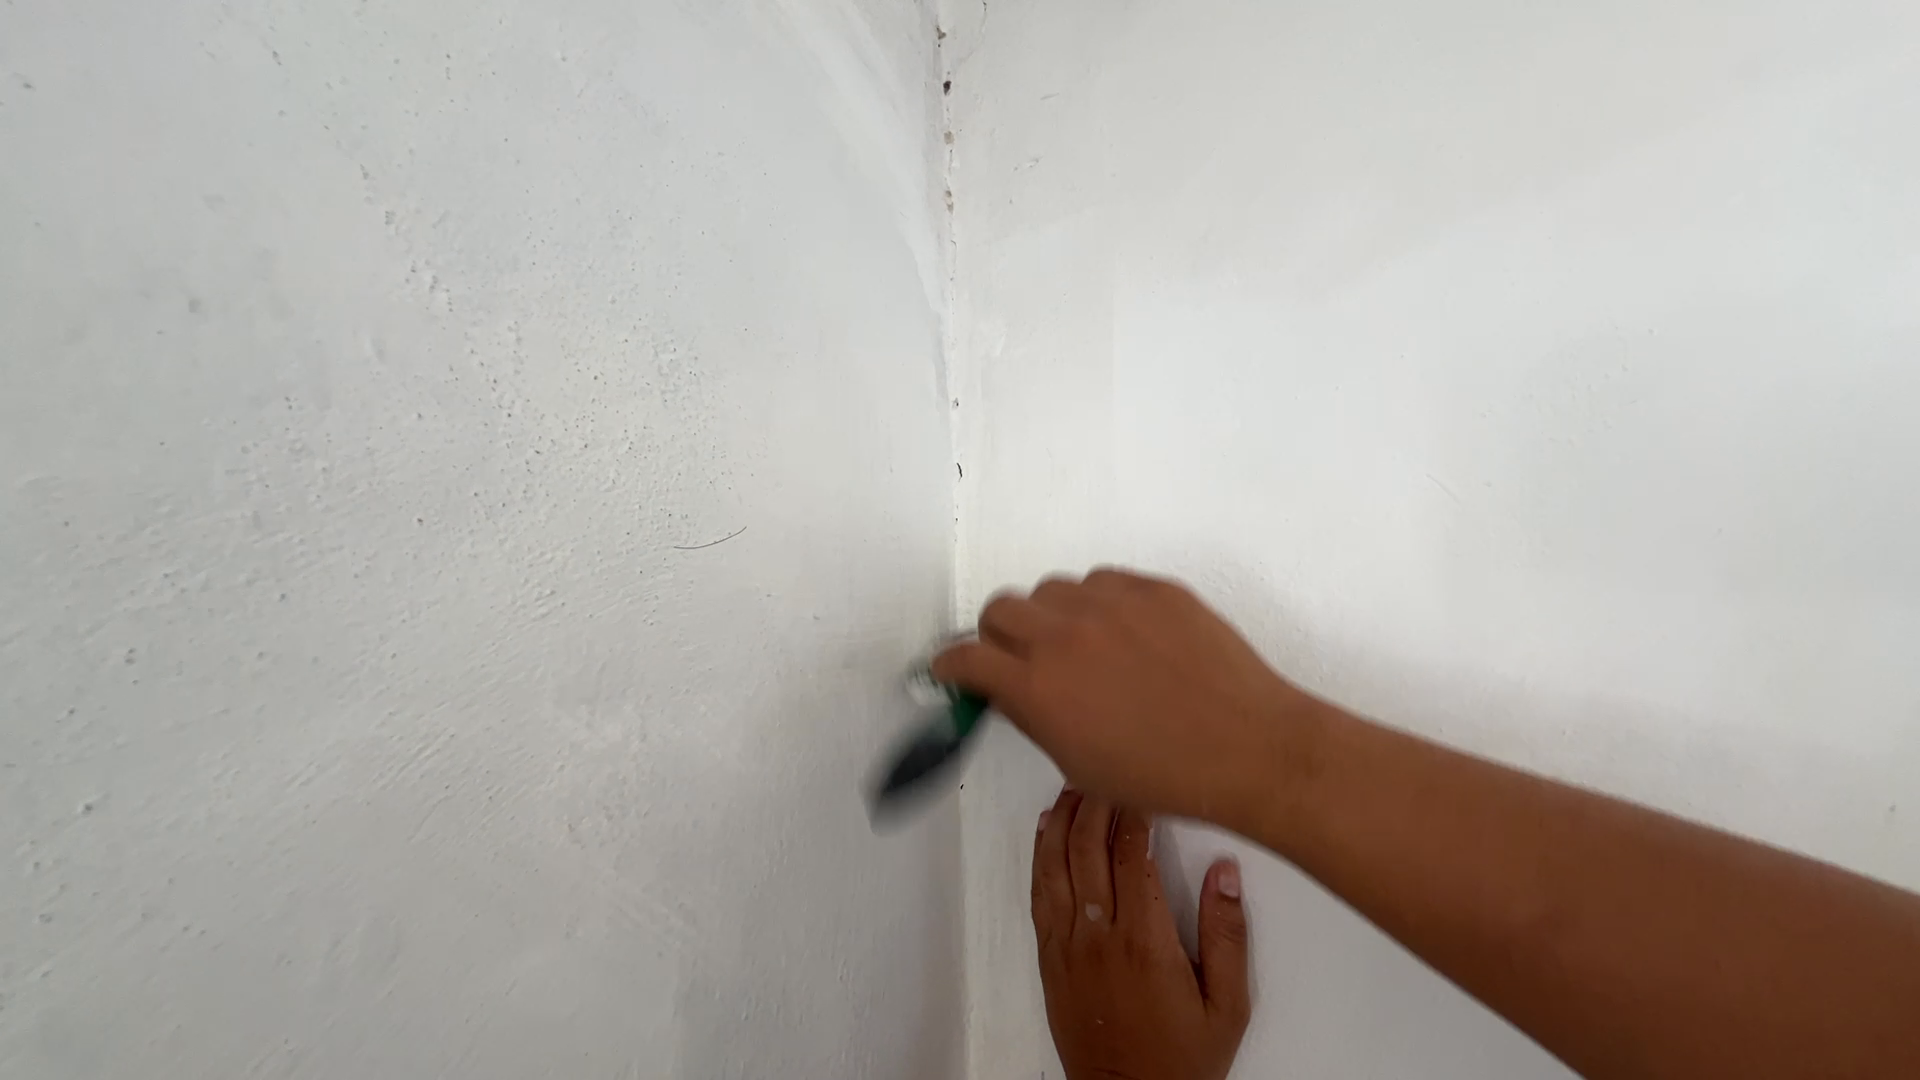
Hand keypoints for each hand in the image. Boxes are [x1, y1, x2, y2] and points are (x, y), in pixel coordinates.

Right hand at [933, 568, 1314, 825]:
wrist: (1248, 747)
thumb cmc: (1160, 775)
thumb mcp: (1077, 763)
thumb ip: (1031, 715)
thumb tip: (1007, 687)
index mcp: (1037, 688)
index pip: (966, 657)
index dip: (950, 664)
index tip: (951, 669)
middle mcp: (1062, 635)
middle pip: (998, 608)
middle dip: (997, 635)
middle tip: (1019, 657)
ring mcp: (1108, 603)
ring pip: (1051, 590)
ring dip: (1050, 617)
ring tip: (1083, 645)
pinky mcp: (1150, 586)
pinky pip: (1102, 581)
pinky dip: (1099, 604)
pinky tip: (1126, 634)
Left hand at [1033, 789, 1249, 1079]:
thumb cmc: (1182, 1057)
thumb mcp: (1228, 1006)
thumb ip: (1228, 935)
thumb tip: (1225, 871)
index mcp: (1144, 940)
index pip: (1131, 854)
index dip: (1133, 811)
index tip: (1141, 783)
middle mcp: (1098, 932)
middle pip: (1088, 847)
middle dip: (1094, 802)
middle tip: (1104, 770)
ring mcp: (1066, 941)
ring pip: (1056, 862)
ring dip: (1062, 817)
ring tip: (1073, 785)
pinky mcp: (1048, 953)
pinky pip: (1038, 891)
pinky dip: (1039, 852)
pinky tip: (1046, 826)